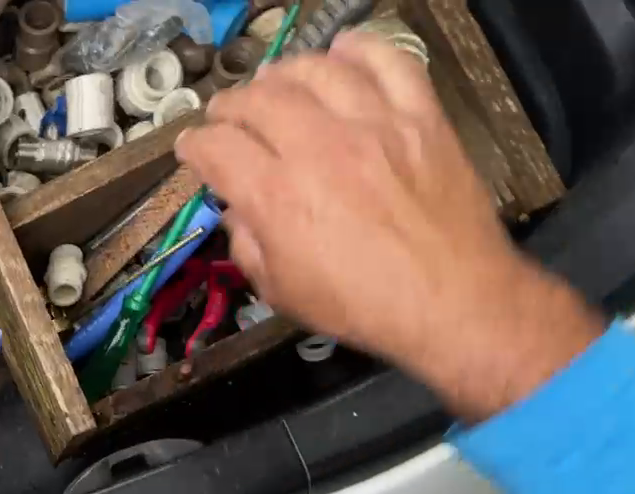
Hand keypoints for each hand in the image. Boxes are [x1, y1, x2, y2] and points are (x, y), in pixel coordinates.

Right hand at [173, 32, 605, 420]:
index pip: (219, 149)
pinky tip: (341, 49)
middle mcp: (319, 148)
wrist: (446, 298)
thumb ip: (247, 243)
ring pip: (318, 71)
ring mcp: (374, 125)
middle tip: (223, 112)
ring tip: (272, 80)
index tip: (188, 147)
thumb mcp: (276, 289)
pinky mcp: (421, 117)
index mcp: (275, 197)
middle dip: (230, 104)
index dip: (194, 145)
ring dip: (284, 71)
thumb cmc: (352, 303)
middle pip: (261, 100)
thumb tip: (238, 211)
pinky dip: (360, 49)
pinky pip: (389, 61)